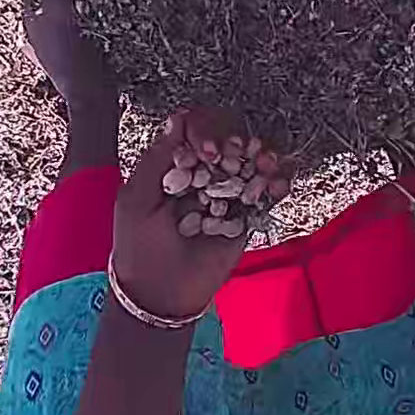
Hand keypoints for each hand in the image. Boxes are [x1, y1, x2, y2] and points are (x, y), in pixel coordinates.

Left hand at [109, 109, 253, 321]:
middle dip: (233, 144)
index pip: (193, 135)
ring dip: (259, 159)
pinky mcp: (242, 219)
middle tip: (233, 153)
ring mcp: (224, 196)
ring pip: (246, 168)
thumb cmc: (140, 245)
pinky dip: (272, 186)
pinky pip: (261, 197)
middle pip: (224, 146)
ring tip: (265, 161)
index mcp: (173, 168)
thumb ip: (156, 160)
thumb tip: (176, 119)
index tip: (206, 152)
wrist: (160, 294)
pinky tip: (277, 182)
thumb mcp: (137, 200)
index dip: (203, 135)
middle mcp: (201, 177)